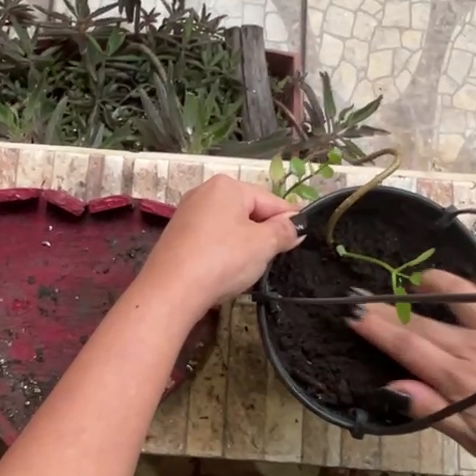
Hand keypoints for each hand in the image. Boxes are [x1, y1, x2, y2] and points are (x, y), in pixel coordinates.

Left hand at [129, 176, 300, 319]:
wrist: (171, 290)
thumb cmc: (222, 259)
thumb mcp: (263, 245)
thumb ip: (283, 232)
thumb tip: (296, 225)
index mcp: (227, 186)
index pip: (270, 200)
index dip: (289, 219)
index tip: (304, 236)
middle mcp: (205, 192)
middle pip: (249, 210)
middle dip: (264, 232)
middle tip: (276, 256)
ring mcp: (188, 212)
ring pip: (230, 225)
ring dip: (245, 244)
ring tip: (250, 267)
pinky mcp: (178, 234)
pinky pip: (212, 237)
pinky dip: (224, 250)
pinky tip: (226, 269)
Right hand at [348, 269, 475, 475]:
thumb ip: (435, 411)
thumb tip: (393, 386)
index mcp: (460, 379)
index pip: (406, 346)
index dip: (375, 327)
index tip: (351, 312)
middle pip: (423, 321)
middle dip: (389, 307)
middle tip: (363, 295)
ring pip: (461, 295)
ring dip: (435, 282)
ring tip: (417, 280)